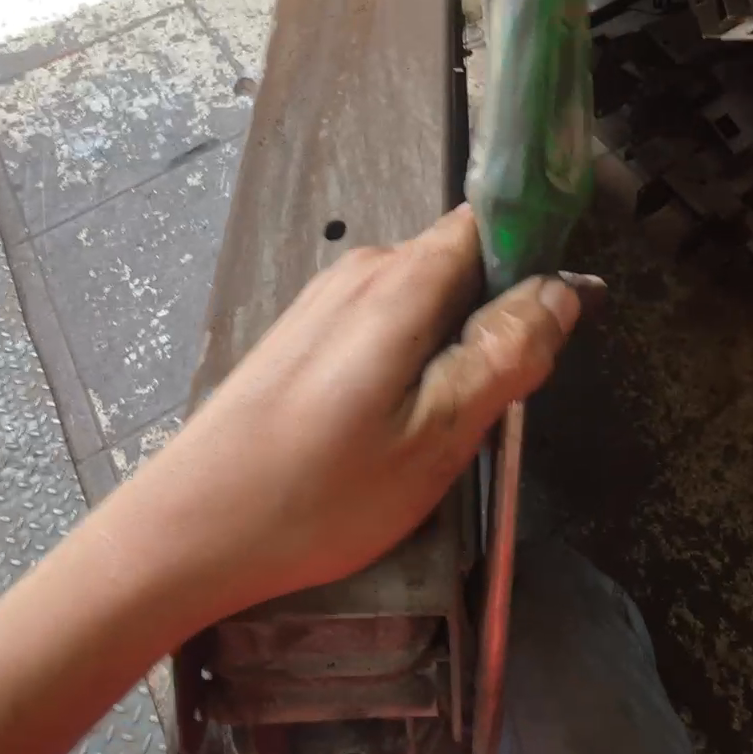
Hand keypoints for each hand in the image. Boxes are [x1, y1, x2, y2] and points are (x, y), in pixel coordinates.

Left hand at [140, 205, 594, 610]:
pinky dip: (414, 355)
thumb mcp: (437, 435)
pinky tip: (391, 419)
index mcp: (401, 280)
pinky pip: (387, 319)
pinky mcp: (308, 328)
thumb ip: (505, 354)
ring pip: (425, 296)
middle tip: (491, 402)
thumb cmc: (321, 493)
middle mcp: (363, 267)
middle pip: (460, 261)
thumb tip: (564, 290)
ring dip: (453, 342)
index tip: (550, 324)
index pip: (489, 222)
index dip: (534, 256)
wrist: (188, 531)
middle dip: (494, 315)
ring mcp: (328, 296)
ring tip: (439, 423)